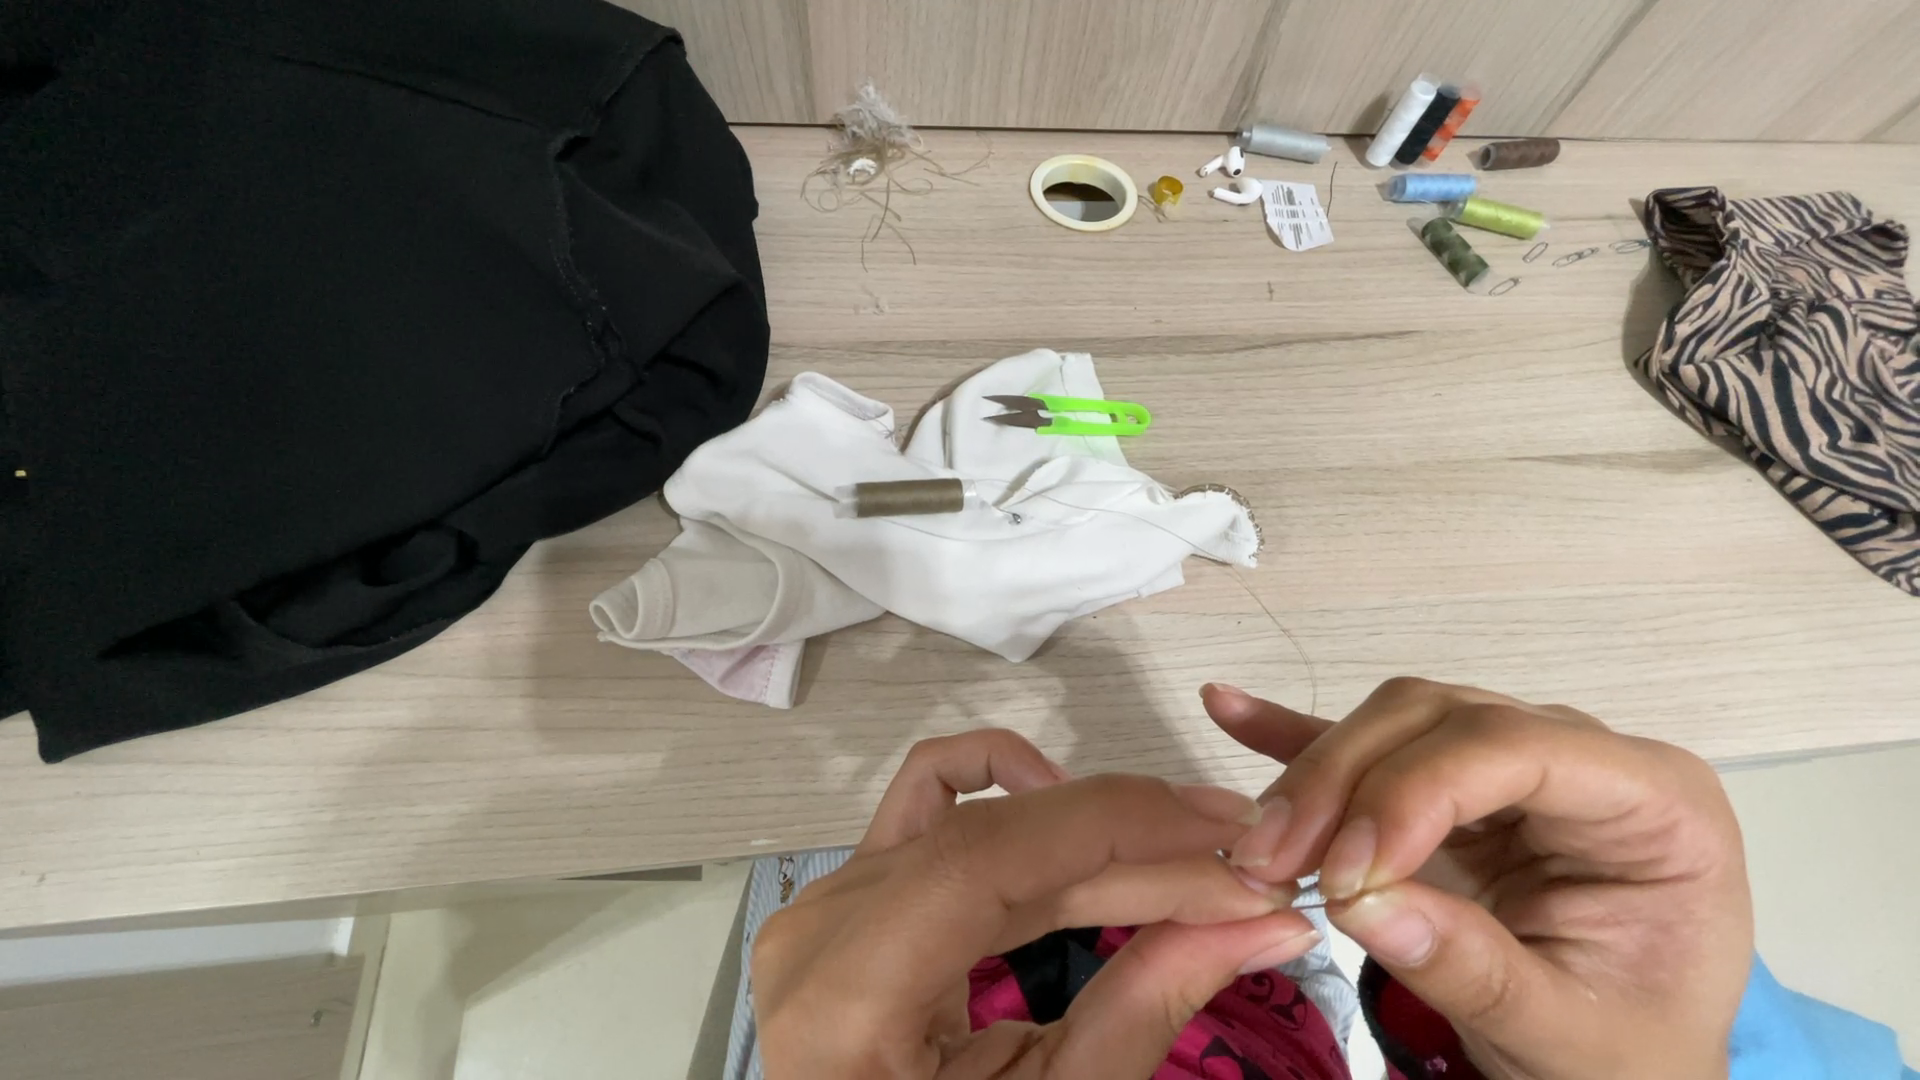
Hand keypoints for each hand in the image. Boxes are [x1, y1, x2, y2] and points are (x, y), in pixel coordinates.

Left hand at [752, 729, 1321, 1077]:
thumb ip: (1143, 1010)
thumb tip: (1261, 926)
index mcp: (846, 994)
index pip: (987, 858)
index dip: (1116, 826)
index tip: (1230, 835)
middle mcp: (827, 919)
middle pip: (994, 838)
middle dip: (1133, 843)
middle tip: (1240, 861)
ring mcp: (833, 893)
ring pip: (972, 815)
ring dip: (1090, 825)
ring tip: (1187, 845)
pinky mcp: (856, 883)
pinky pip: (927, 795)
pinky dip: (1003, 779)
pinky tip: (1065, 801)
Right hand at [1202, 678, 1752, 1079]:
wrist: (1614, 1055)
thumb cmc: (1622, 1049)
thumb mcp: (1572, 1041)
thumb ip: (1475, 970)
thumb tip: (1358, 902)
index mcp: (1649, 801)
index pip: (1508, 747)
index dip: (1412, 794)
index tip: (1345, 875)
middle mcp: (1570, 750)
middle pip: (1428, 719)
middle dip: (1339, 785)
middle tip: (1271, 863)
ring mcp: (1496, 752)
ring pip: (1381, 722)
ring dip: (1310, 779)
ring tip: (1256, 845)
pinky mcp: (1432, 772)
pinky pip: (1354, 740)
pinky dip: (1287, 730)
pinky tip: (1225, 706)